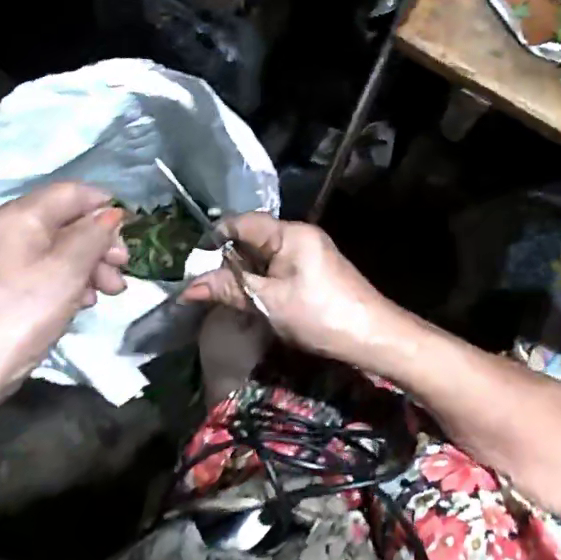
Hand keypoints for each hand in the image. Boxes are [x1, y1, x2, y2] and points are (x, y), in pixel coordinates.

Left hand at [0, 182, 128, 393]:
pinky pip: (41, 275)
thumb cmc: (19, 312)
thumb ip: (93, 235)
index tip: (133, 233)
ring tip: (111, 293)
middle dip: (100, 243)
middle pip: (65, 222)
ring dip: (89, 267)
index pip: (71, 192)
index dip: (105, 206)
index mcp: (19, 215)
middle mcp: (5, 231)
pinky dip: (67, 284)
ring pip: (56, 251)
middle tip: (123, 271)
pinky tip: (82, 304)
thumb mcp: (67, 269)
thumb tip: (111, 213)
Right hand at [179, 213, 402, 364]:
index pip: (242, 222)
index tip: (192, 261)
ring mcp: (308, 252)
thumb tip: (187, 289)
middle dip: (227, 259)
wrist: (374, 337)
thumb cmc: (320, 315)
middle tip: (201, 282)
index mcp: (290, 233)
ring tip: (220, 293)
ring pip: (263, 256)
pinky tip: (248, 299)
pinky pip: (277, 267)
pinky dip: (260, 281)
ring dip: (243, 273)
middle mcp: (299, 235)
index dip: (215, 238)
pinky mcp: (313, 271)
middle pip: (252, 238)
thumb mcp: (269, 303)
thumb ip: (229, 289)